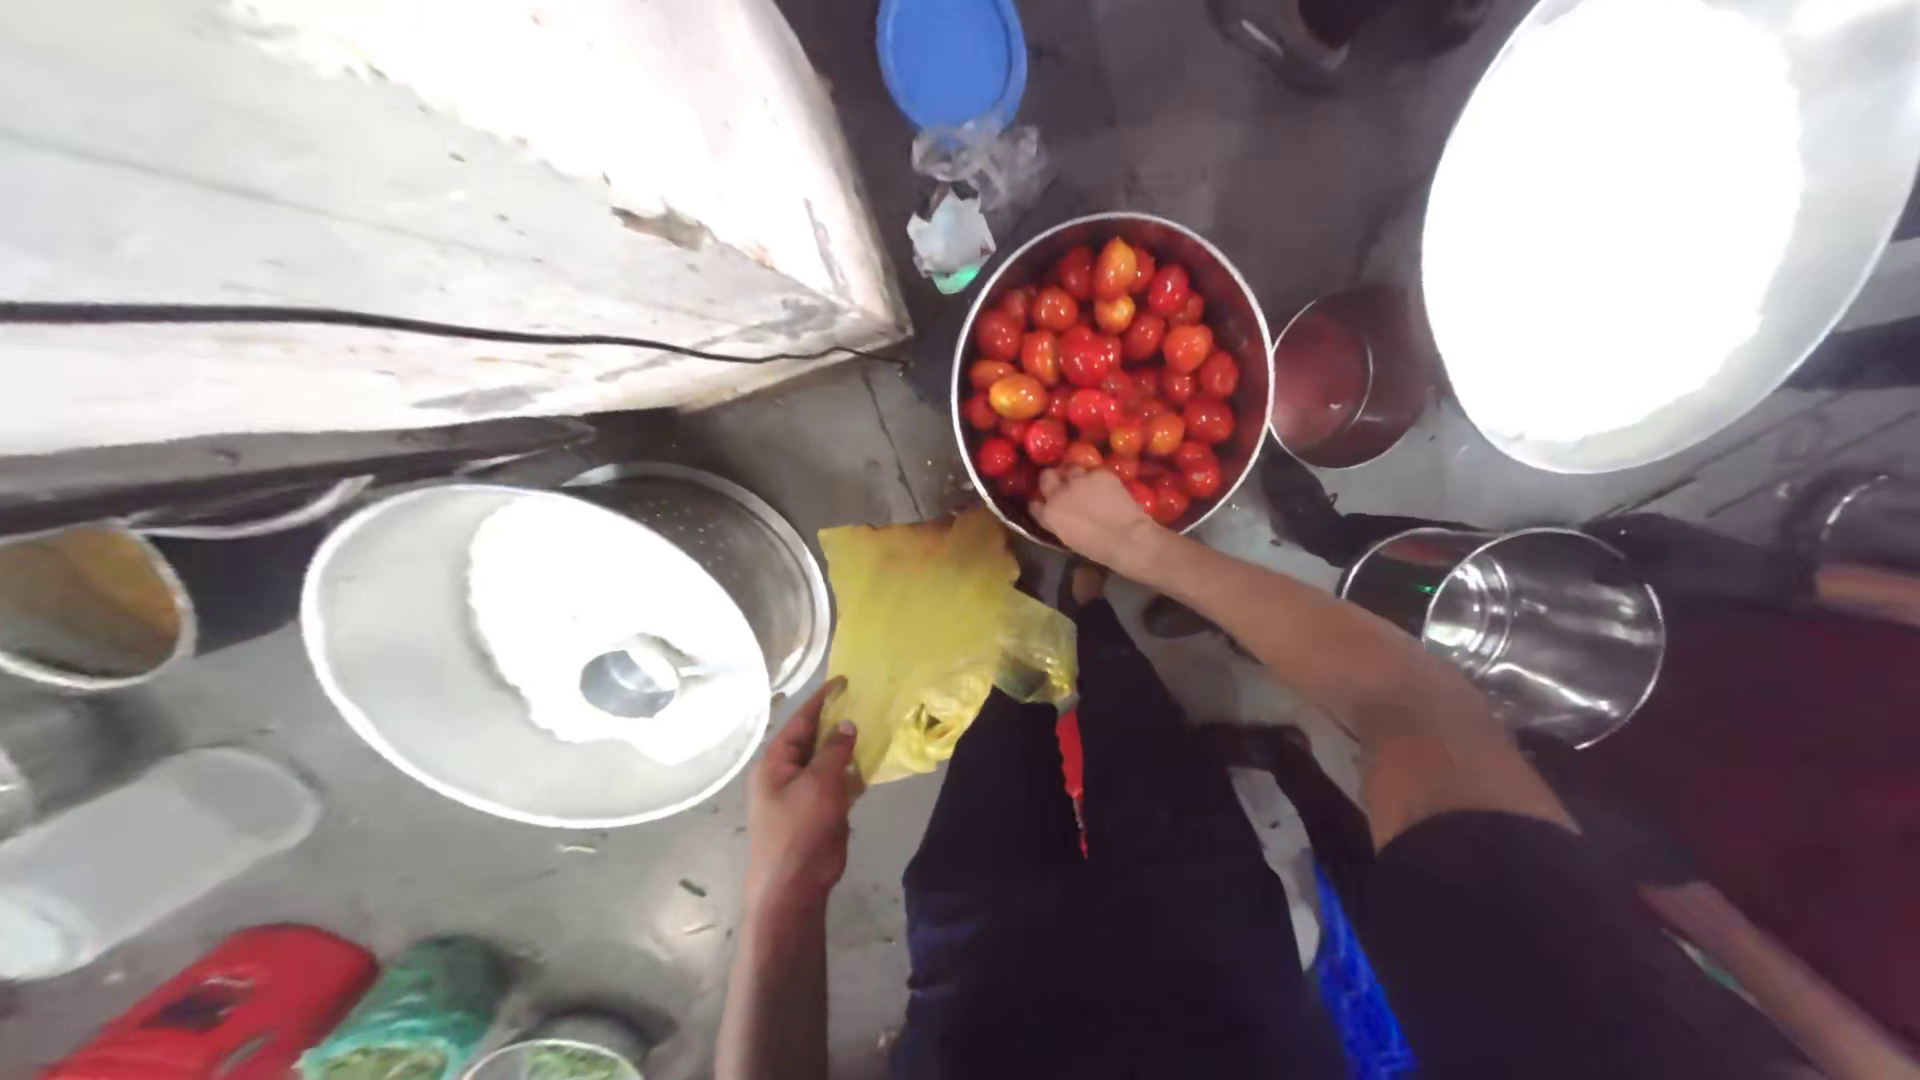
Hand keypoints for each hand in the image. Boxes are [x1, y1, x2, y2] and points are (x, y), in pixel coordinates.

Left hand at [746, 678, 856, 913]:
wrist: (795, 885)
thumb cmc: (799, 829)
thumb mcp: (817, 783)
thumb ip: (834, 750)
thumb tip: (847, 724)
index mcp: (776, 762)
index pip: (800, 721)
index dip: (821, 700)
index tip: (842, 681)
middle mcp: (787, 772)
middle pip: (814, 738)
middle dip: (837, 721)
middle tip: (864, 701)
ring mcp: (804, 792)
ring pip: (828, 760)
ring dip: (847, 746)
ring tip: (873, 724)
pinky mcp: (821, 809)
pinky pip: (838, 781)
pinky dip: (853, 771)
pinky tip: (872, 760)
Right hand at [1029, 466, 1169, 577]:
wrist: (1126, 537)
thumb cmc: (1097, 547)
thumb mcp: (1068, 538)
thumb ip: (1057, 522)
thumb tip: (1057, 514)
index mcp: (1049, 514)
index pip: (1034, 503)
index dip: (1041, 501)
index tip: (1046, 501)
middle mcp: (1058, 493)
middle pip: (1046, 476)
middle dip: (1052, 478)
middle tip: (1062, 483)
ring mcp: (1078, 481)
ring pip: (1070, 468)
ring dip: (1074, 474)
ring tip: (1085, 482)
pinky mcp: (1098, 473)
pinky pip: (1093, 471)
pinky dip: (1097, 478)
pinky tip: (1105, 486)